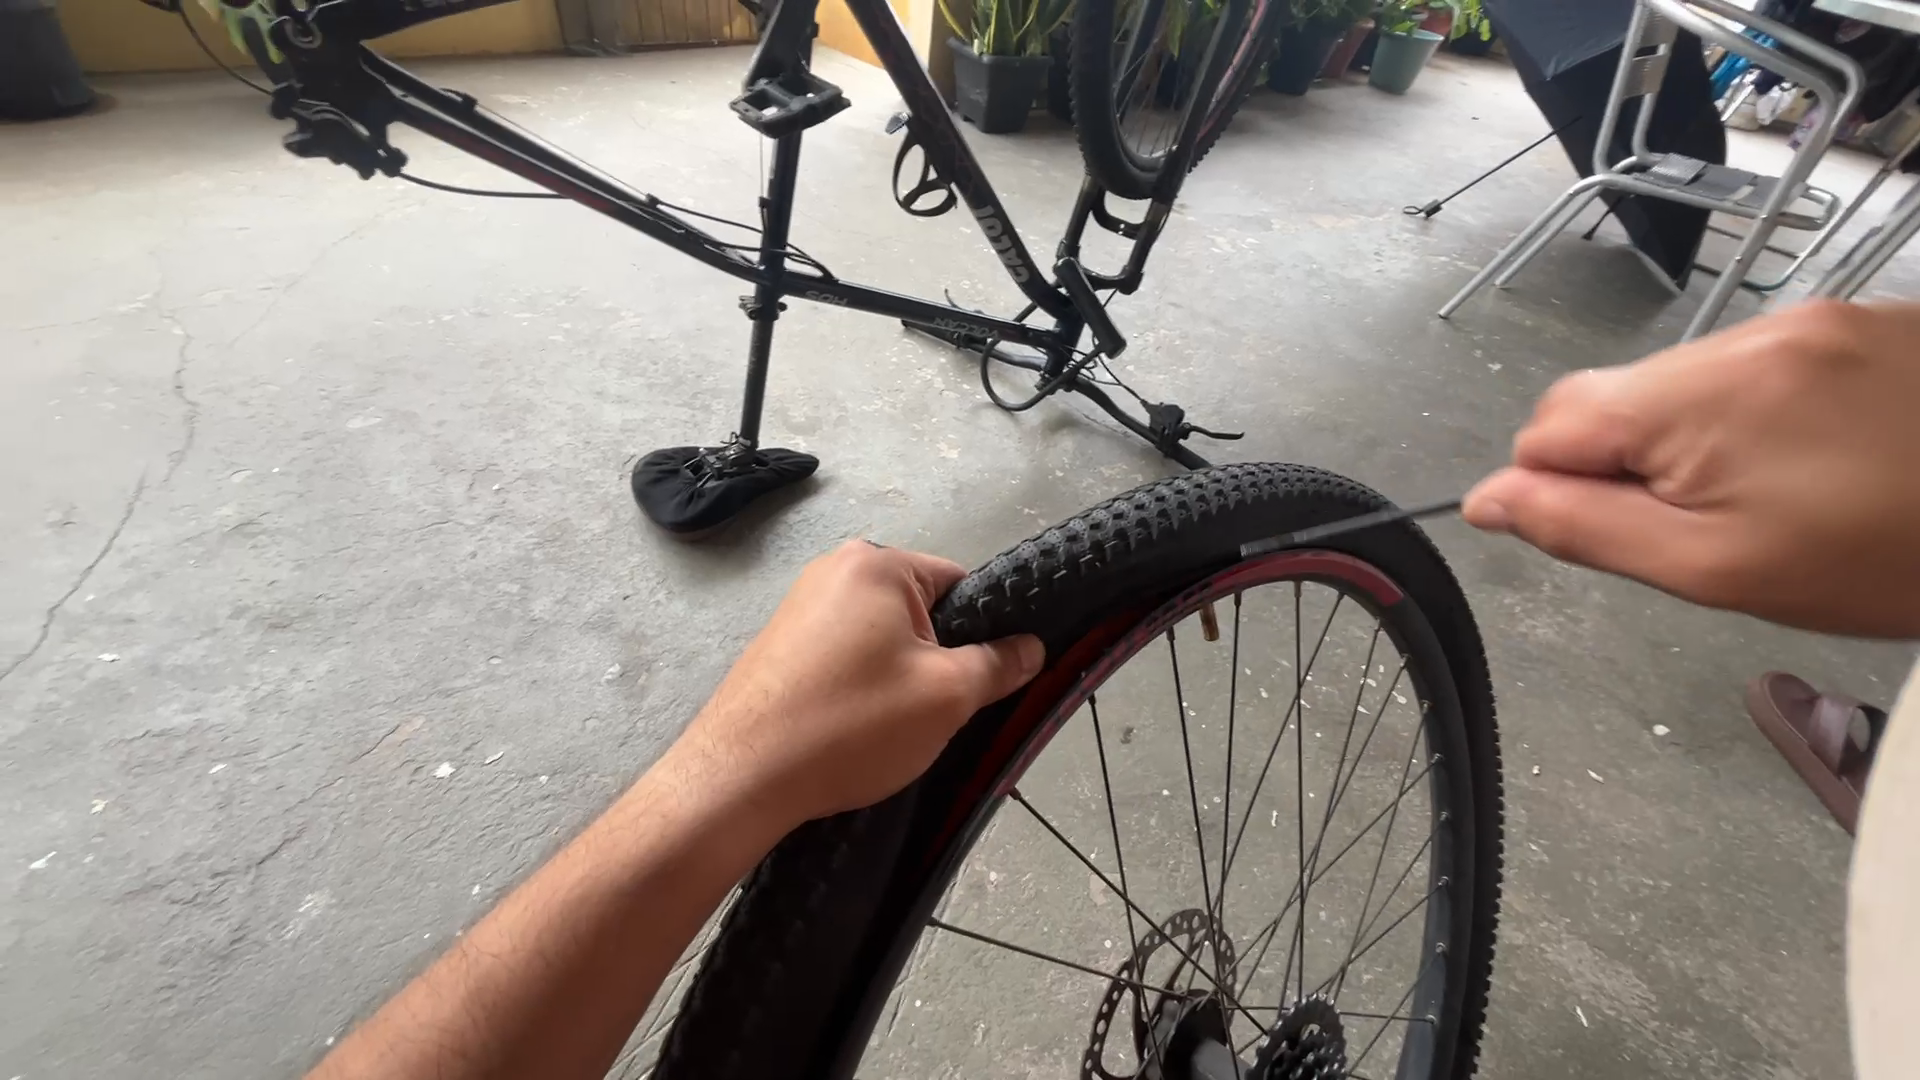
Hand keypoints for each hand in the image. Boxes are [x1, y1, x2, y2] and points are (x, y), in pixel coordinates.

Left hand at [671, 541, 1045, 826]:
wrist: (740, 777)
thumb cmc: (853, 723)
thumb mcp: (946, 696)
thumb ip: (998, 664)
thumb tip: (1032, 647)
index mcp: (876, 563)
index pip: (960, 582)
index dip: (983, 630)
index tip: (981, 678)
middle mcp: (835, 568)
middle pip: (921, 608)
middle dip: (938, 655)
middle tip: (937, 708)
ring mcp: (801, 604)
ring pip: (884, 634)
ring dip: (901, 672)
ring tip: (892, 722)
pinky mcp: (780, 641)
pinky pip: (846, 651)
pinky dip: (862, 681)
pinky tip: (855, 723)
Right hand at [1462, 299, 1919, 637]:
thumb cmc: (1885, 559)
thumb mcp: (1710, 566)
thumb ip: (1578, 528)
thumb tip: (1483, 500)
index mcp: (1704, 393)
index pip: (1547, 429)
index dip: (1560, 486)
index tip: (1626, 526)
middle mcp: (1750, 334)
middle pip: (1600, 398)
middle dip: (1611, 458)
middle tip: (1689, 515)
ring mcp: (1809, 319)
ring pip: (1661, 386)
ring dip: (1670, 438)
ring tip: (1756, 486)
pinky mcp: (1852, 322)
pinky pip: (1733, 370)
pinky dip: (1730, 416)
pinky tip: (1794, 454)